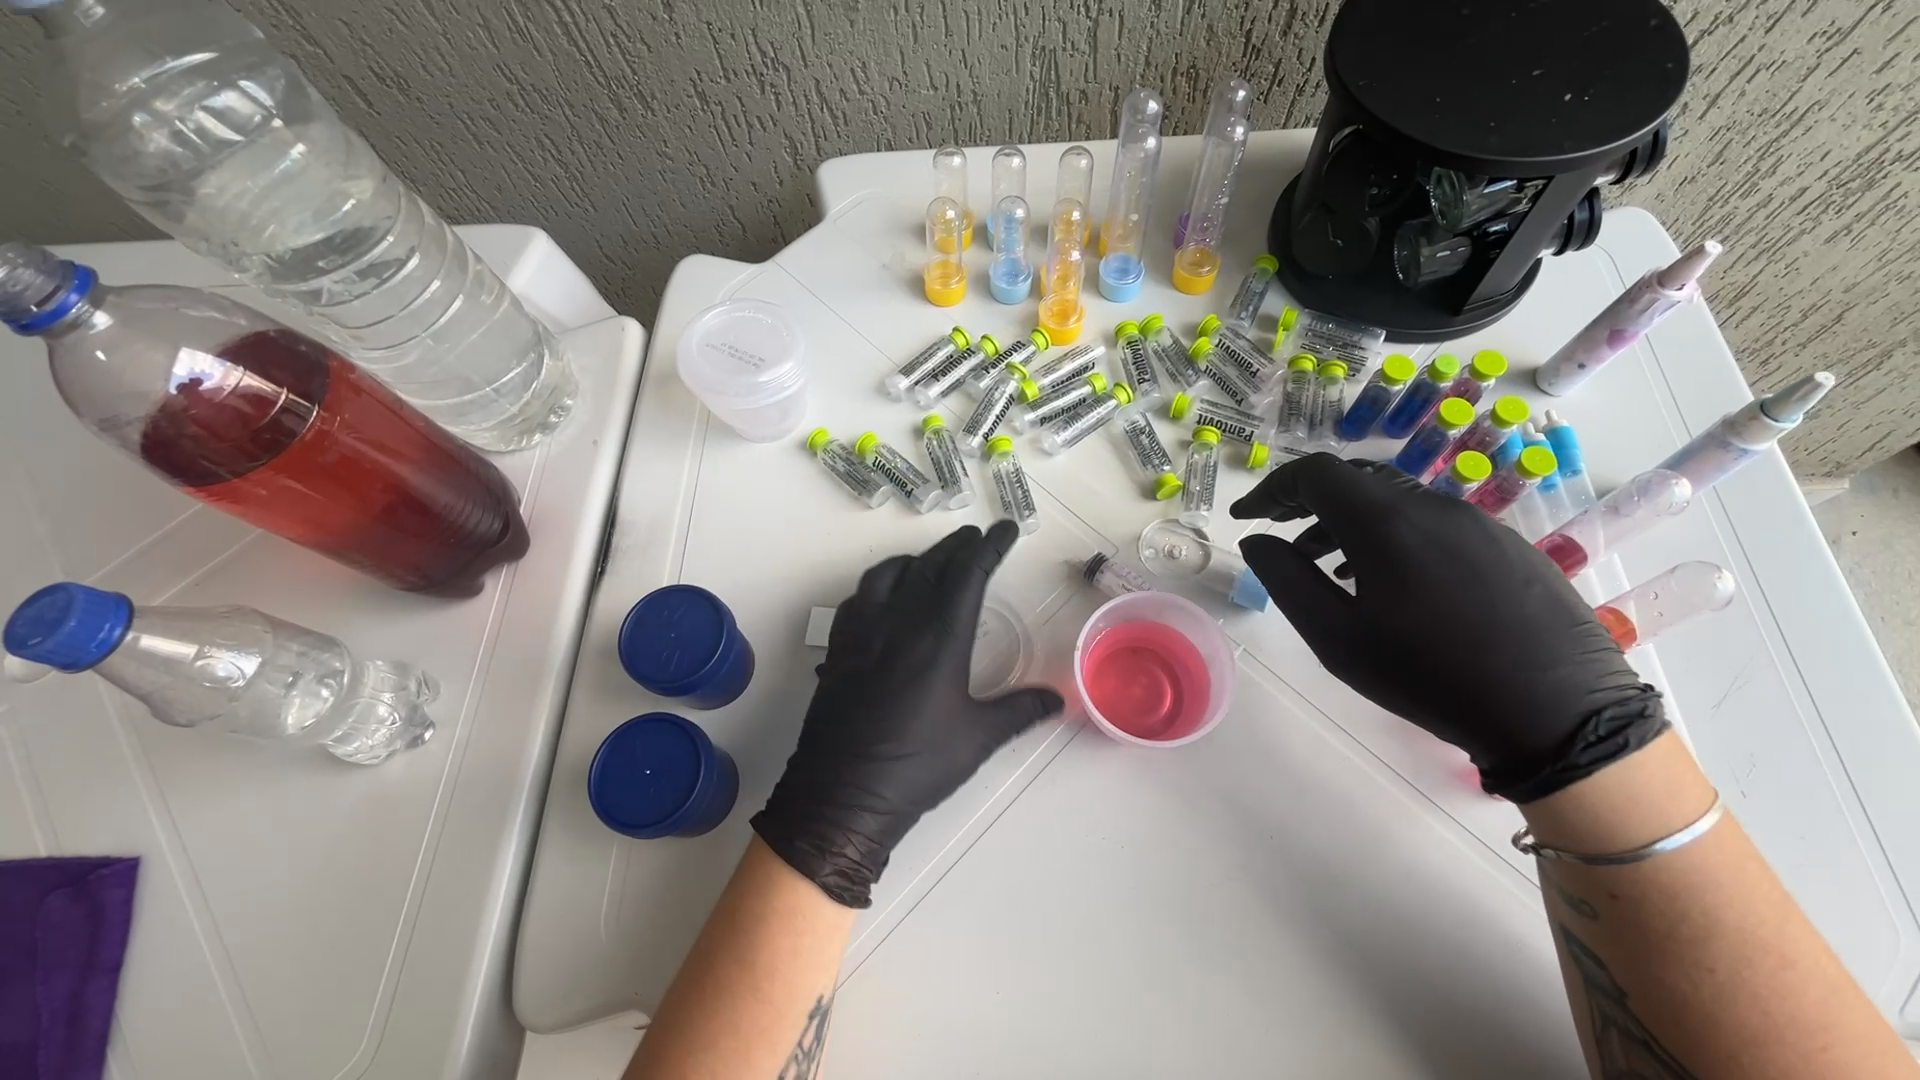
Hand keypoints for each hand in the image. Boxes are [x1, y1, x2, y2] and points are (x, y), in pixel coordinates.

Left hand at [752, 521, 1064, 907]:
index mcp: (938, 638)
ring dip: (915, 560)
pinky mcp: (838, 650)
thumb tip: (1058, 699)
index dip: (989, 548)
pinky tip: (883, 597)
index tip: (1004, 530)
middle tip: (975, 538)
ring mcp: (862, 633)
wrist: (842, 795)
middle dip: (956, 547)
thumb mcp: (978, 739)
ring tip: (932, 560)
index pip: (968, 575)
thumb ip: (1020, 711)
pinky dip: (877, 585)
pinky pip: (857, 599)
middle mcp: (898, 623)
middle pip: (929, 566)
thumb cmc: (917, 765)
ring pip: (887, 575)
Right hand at [1230, 453, 1665, 801]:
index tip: (1246, 516)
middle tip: (1283, 536)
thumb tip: (1257, 542)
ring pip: (1397, 502)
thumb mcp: (1337, 637)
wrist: (1556, 710)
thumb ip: (1286, 581)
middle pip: (1356, 480)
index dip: (1272, 488)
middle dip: (1309, 503)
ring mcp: (1477, 522)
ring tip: (1331, 569)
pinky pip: (1434, 523)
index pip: (1316, 474)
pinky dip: (1395, 536)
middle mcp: (1432, 506)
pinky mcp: (1507, 544)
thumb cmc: (1428, 676)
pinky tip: (1394, 583)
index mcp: (1385, 521)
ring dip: (1352, 523)